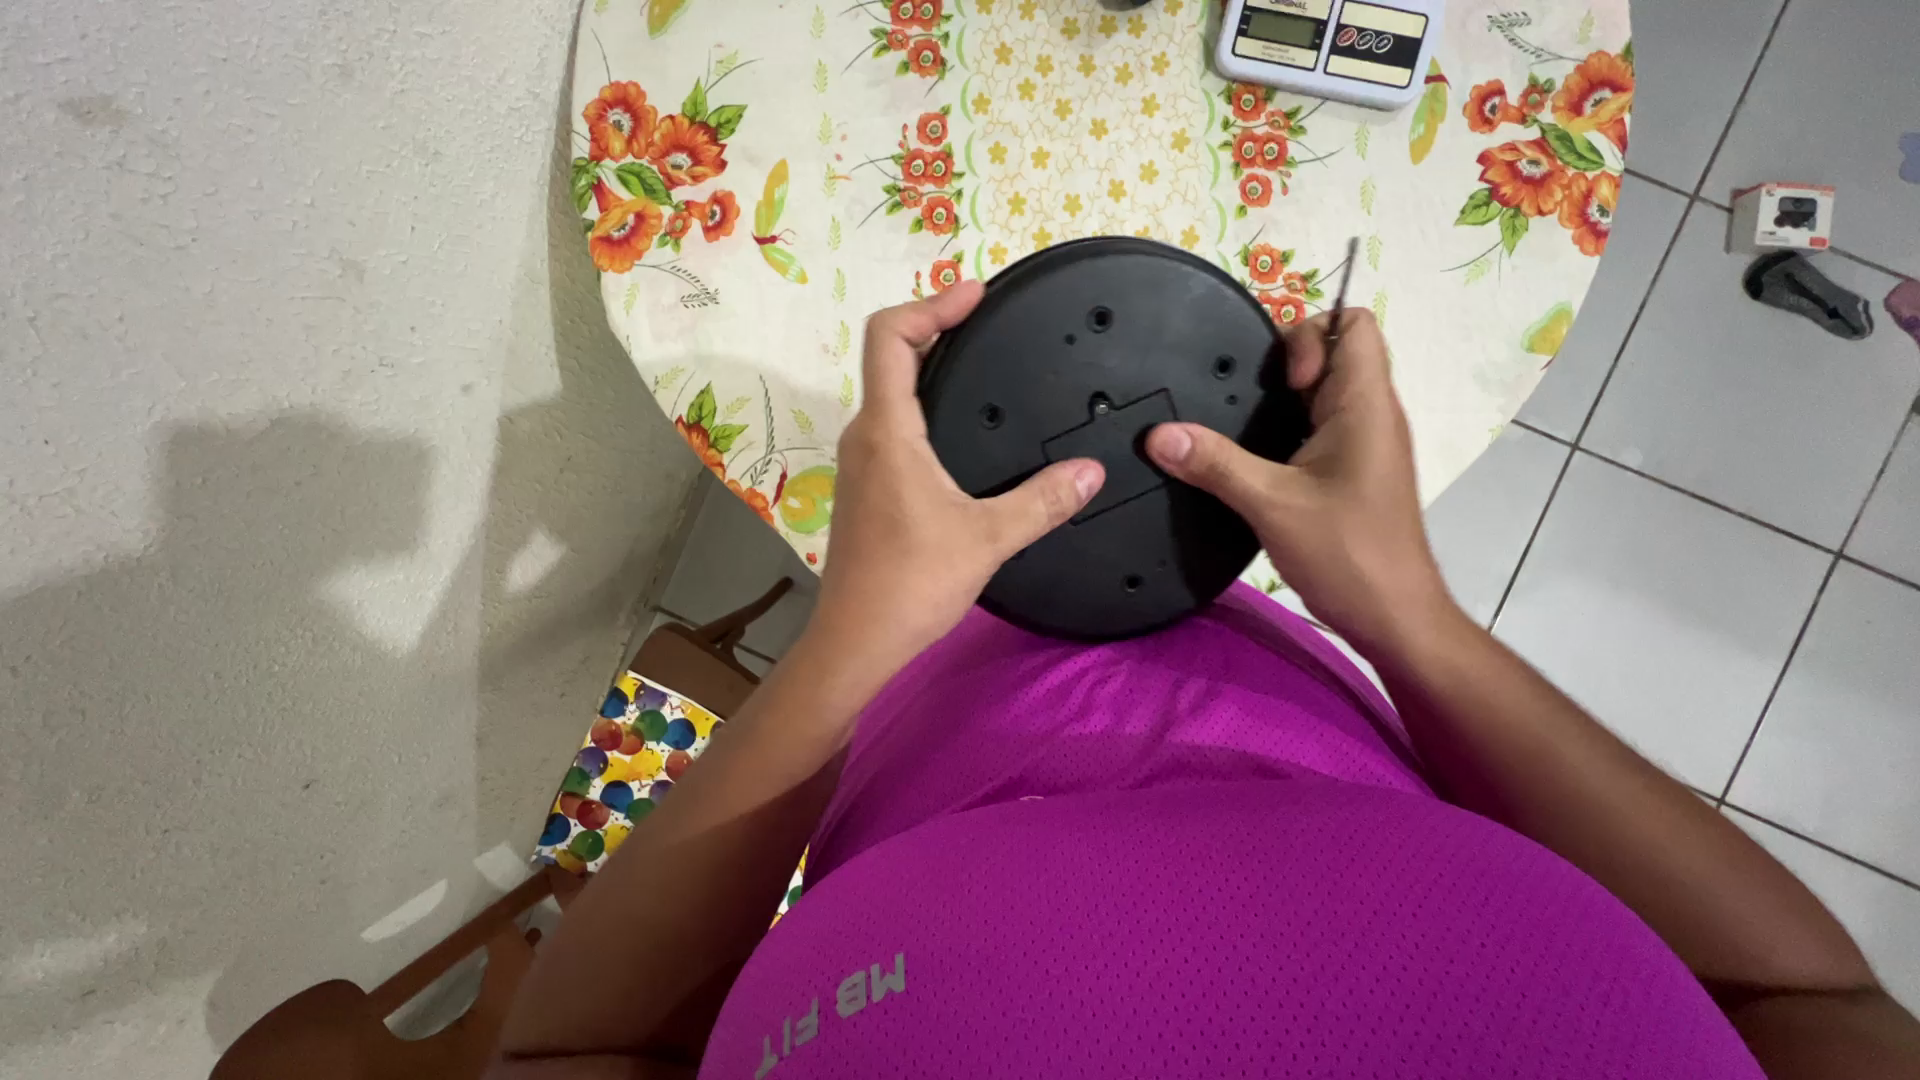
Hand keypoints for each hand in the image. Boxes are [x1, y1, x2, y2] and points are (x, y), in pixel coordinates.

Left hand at [806, 282, 1105, 677]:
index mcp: (887, 432)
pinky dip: (922, 407)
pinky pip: (892, 427)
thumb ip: (1041, 502)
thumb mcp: (987, 539)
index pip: (890, 338)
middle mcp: (865, 437)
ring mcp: (860, 464)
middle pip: (888, 358)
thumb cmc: (911, 584)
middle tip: (988, 325)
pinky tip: (961, 432)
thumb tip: (1091, 471)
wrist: (857, 639)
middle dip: (934, 329)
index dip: (930, 304)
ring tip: (980, 368)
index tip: (975, 295)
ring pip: (889, 395)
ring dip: (928, 370)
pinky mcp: (865, 488)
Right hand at [1144, 309, 1455, 653]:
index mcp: (1364, 405)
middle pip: (1333, 354)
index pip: (1352, 326)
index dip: (1309, 334)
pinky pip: (1315, 429)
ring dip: (1279, 402)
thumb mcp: (1271, 504)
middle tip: (1242, 402)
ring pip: (1321, 395)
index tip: (1275, 380)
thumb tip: (1158, 434)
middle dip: (1282, 365)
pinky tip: (1249, 462)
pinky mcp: (1349, 473)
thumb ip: (1214, 464)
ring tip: (1237, 428)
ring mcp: (1362, 445)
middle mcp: (1369, 415)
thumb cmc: (1347, 553)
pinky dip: (1283, 431)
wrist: (1392, 615)